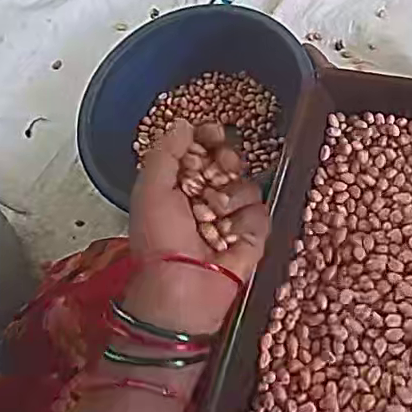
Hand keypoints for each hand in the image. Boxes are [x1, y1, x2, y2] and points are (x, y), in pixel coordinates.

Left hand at [121, 119, 270, 341]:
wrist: (183, 286)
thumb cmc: (159, 241)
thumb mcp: (151, 189)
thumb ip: (166, 152)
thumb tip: (184, 125)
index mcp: (178, 185)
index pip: (200, 150)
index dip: (208, 138)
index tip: (213, 133)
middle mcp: (206, 198)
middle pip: (229, 162)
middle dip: (226, 162)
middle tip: (218, 170)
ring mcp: (231, 217)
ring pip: (247, 186)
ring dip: (231, 199)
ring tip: (214, 218)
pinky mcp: (252, 236)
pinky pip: (260, 213)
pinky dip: (244, 223)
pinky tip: (229, 237)